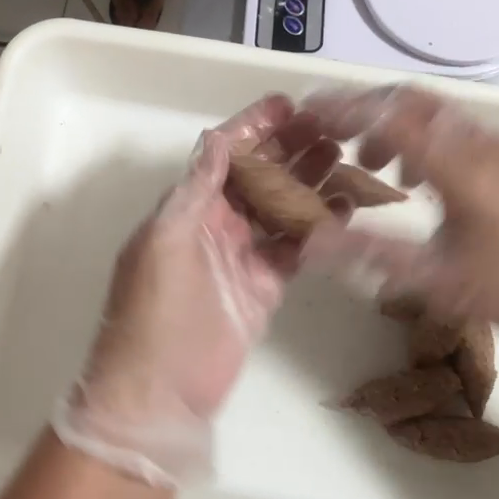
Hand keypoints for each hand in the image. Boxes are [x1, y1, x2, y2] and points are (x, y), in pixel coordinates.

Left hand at [53, 95, 340, 487]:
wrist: (157, 392)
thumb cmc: (154, 313)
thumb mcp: (165, 243)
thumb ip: (194, 191)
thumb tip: (218, 139)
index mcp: (186, 208)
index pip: (223, 155)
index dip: (253, 127)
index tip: (288, 106)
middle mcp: (215, 224)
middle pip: (257, 176)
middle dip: (289, 149)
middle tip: (329, 129)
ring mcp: (240, 256)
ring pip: (279, 208)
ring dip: (308, 182)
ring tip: (343, 159)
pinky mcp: (263, 288)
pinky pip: (293, 248)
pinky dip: (316, 228)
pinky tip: (344, 208)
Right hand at [297, 87, 498, 355]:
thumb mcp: (433, 279)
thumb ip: (368, 254)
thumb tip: (311, 244)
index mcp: (460, 169)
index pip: (390, 118)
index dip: (344, 109)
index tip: (309, 109)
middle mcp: (479, 144)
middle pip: (410, 99)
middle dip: (364, 107)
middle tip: (330, 130)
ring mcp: (498, 146)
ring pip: (433, 109)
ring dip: (393, 121)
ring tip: (369, 161)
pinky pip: (453, 124)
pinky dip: (420, 132)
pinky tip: (413, 174)